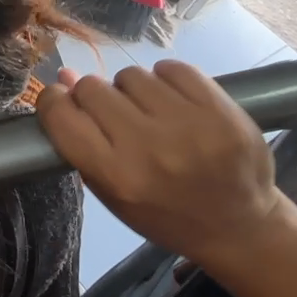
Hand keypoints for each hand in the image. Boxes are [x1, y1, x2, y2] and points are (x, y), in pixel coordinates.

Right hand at [35, 62, 287, 271]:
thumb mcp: (110, 190)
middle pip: (92, 87)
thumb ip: (80, 137)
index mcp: (116, 175)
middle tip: (117, 118)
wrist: (241, 228)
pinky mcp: (221, 110)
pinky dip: (167, 80)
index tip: (64, 103)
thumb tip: (63, 76)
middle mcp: (150, 148)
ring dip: (134, 91)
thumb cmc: (162, 212)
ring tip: (152, 114)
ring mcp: (190, 126)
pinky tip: (176, 104)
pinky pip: (172, 68)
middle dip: (96, 98)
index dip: (55, 101)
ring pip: (131, 74)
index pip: (60, 113)